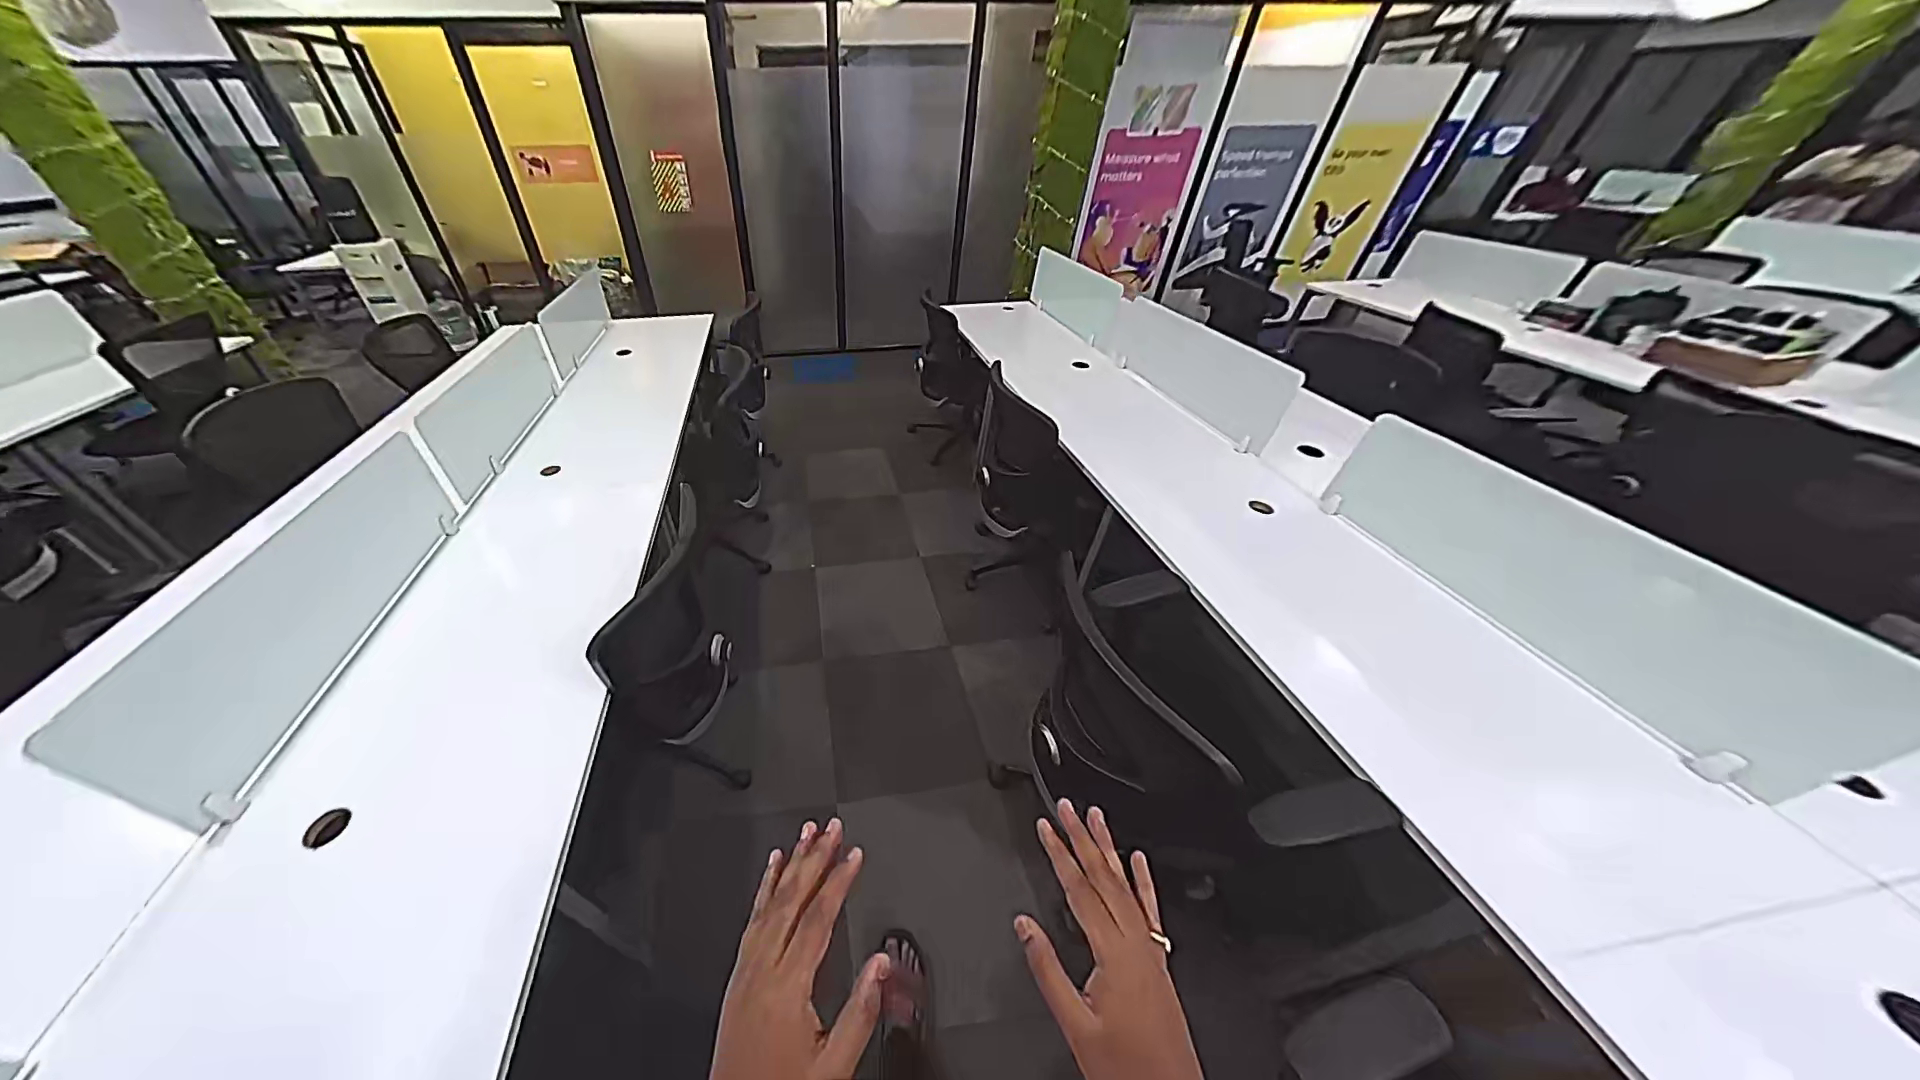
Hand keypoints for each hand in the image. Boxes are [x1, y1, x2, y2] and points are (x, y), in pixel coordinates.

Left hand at [711, 818, 888, 1079]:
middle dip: (815, 858)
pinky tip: (771, 868)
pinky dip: (763, 888)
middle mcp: (762, 970)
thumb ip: (860, 1011)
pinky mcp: (737, 976)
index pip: (817, 919)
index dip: (838, 881)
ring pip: (769, 903)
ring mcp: (745, 970)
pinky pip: (751, 919)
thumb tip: (881, 963)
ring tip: (805, 833)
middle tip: (831, 827)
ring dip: (790, 864)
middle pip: (791, 900)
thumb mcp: (834, 1065)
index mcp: (787, 987)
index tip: (854, 854)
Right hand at [1016, 801, 1203, 1079]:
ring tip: (1097, 818)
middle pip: (1104, 875)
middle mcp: (1135, 941)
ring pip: (1126, 883)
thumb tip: (1024, 925)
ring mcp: (1151, 947)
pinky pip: (1151, 908)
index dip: (1060, 853)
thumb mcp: (1074, 1023)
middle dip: (1082, 837)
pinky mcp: (1159, 957)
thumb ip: (1047, 968)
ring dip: (1109, 847)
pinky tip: (1138, 859)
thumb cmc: (1124, 1065)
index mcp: (1113, 952)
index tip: (1046, 827)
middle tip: (1067, 808)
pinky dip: (1143, 880)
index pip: (1080, 888)